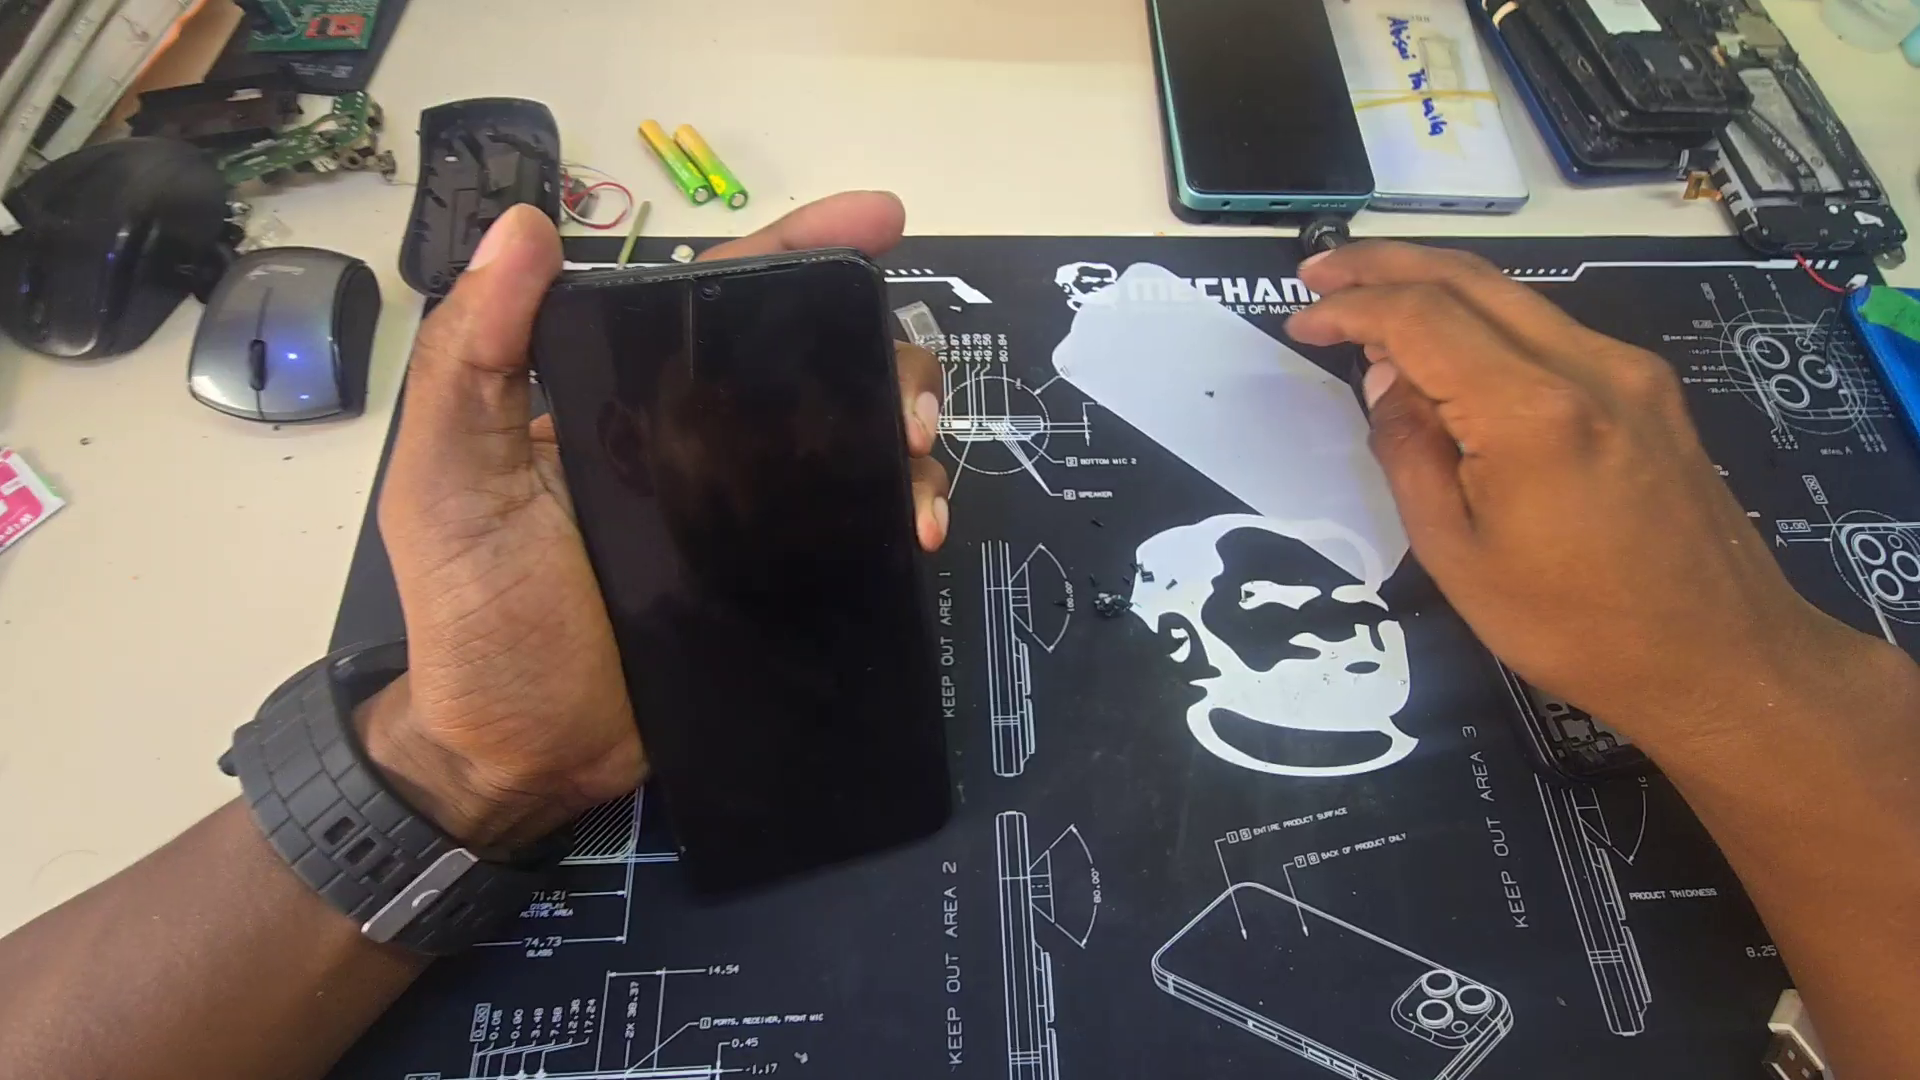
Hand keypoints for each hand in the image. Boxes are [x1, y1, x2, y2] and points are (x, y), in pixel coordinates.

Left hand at [367, 192, 947, 846]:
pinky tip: (919, 531)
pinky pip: (864, 528)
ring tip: (920, 464)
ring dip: (911, 440)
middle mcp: (717, 443)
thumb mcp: (452, 475)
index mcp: (646, 400)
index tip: (882, 220)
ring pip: (862, 444)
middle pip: (825, 369)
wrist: (524, 746)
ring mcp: (762, 513)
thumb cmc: (483, 610)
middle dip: (888, 361)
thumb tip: (522, 226)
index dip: (809, 252)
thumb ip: (474, 355)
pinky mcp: (789, 576)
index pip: (733, 301)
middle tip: (910, 404)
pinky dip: (904, 513)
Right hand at [1285, 241, 1874, 744]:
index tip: (1298, 321)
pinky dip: (1472, 322)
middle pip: (1469, 280)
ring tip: (1360, 299)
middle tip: (1317, 270)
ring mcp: (1624, 371)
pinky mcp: (1640, 388)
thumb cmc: (1563, 620)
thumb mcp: (1450, 548)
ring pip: (1508, 296)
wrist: (1718, 657)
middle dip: (1382, 265)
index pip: (1422, 321)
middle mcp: (1587, 366)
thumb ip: (1409, 450)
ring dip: (1427, 285)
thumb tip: (1386, 379)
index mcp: (1530, 413)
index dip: (1351, 309)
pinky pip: (1538, 330)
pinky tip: (1435, 350)